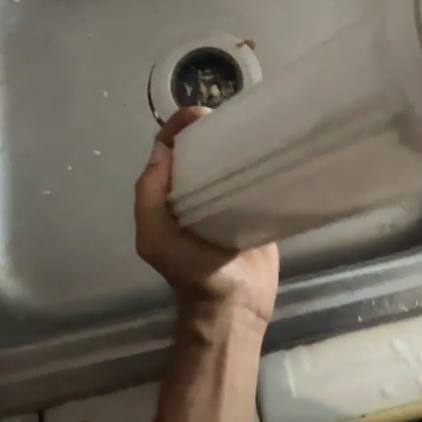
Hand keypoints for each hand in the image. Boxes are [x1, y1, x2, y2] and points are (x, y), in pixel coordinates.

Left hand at [134, 107, 280, 327]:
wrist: (233, 308)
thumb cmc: (192, 273)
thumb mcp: (155, 238)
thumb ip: (149, 197)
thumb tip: (162, 150)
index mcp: (169, 195)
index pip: (171, 148)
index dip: (181, 126)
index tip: (204, 113)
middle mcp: (195, 191)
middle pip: (201, 147)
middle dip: (213, 127)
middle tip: (236, 116)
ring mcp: (227, 198)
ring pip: (229, 158)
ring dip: (238, 140)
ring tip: (256, 126)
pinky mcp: (255, 207)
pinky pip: (256, 176)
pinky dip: (261, 160)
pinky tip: (273, 148)